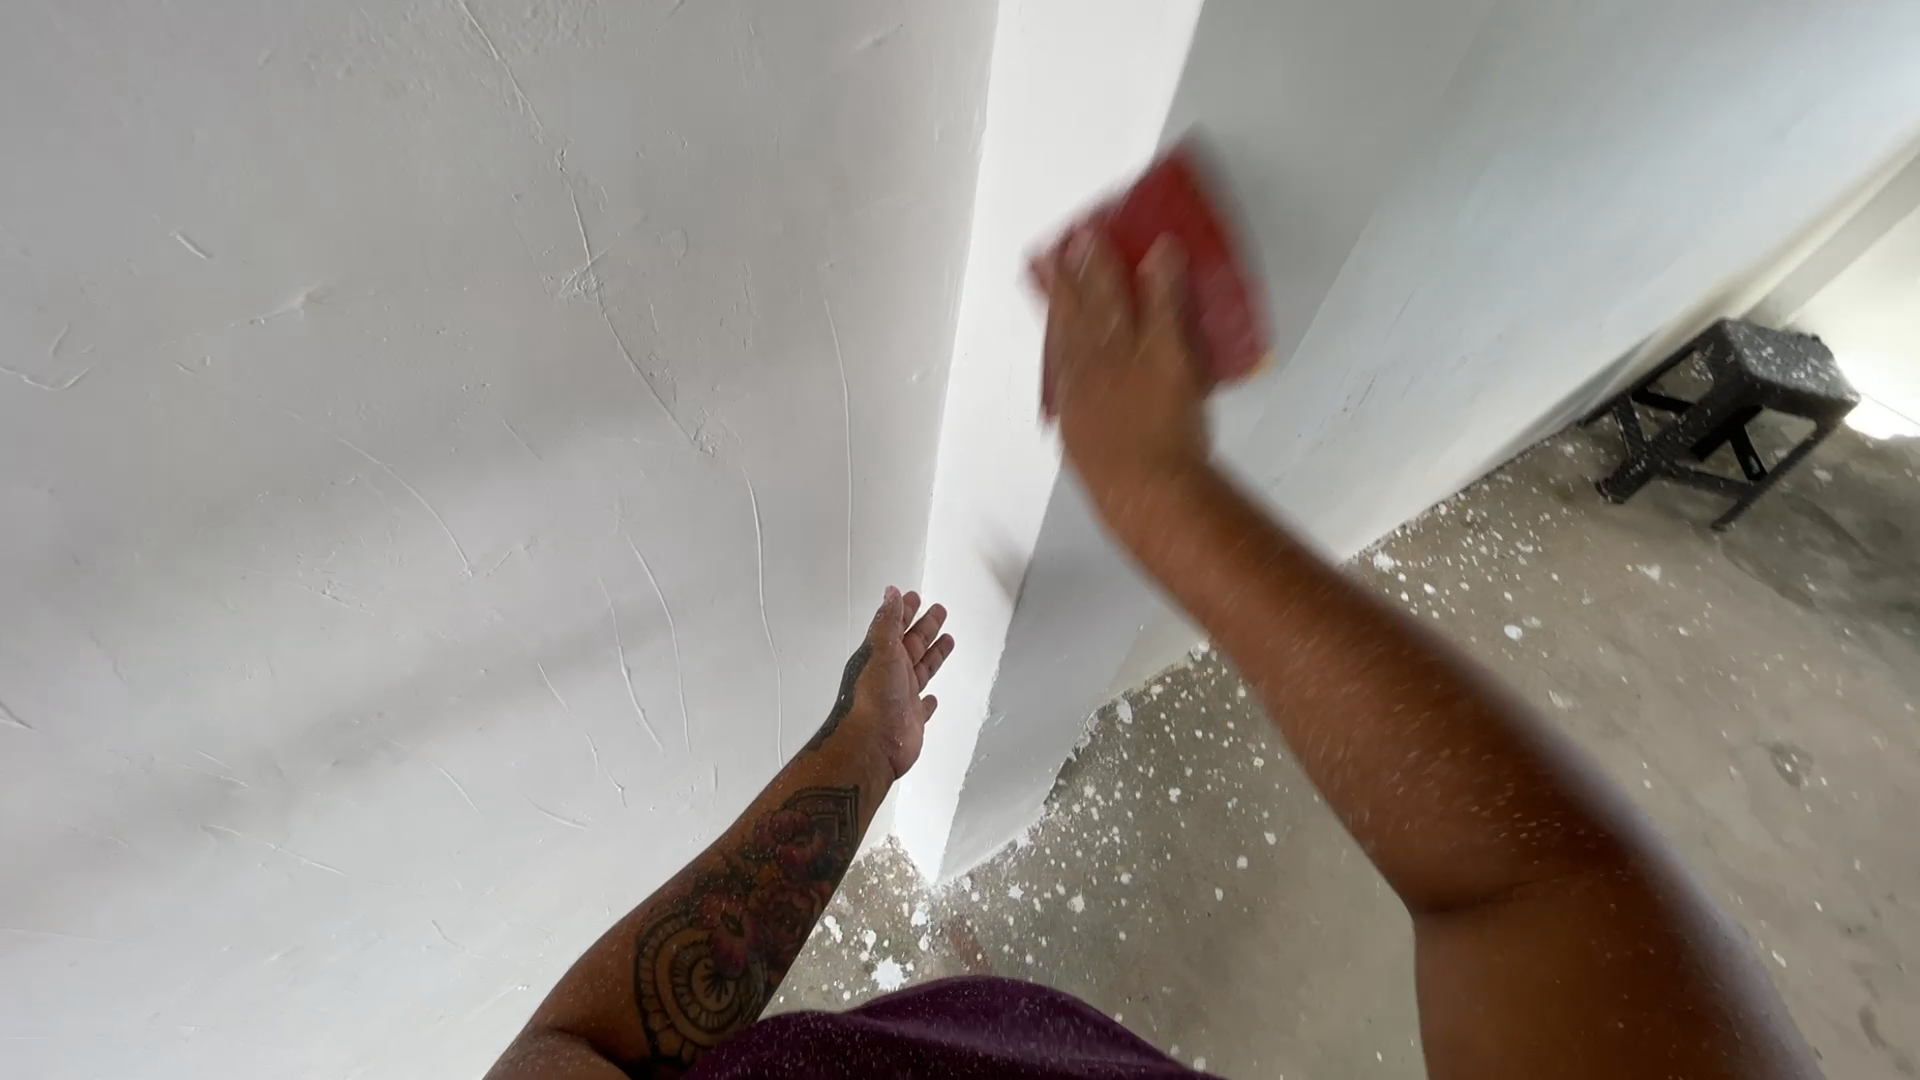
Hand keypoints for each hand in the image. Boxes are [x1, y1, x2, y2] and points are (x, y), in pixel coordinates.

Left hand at [825, 587, 953, 778]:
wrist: (872, 744)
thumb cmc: (872, 700)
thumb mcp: (880, 650)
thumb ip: (887, 621)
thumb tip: (890, 593)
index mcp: (882, 656)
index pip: (896, 626)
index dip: (906, 611)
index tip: (914, 597)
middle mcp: (891, 674)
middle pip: (913, 645)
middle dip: (926, 628)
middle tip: (938, 612)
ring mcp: (901, 697)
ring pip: (921, 670)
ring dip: (933, 655)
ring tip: (947, 641)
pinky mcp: (910, 720)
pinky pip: (922, 707)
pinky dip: (928, 701)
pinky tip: (931, 697)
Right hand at [1043, 230, 1213, 507]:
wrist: (1144, 487)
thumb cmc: (1113, 480)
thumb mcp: (1082, 446)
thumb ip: (1081, 415)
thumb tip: (1082, 402)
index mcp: (1071, 392)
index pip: (1058, 339)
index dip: (1049, 306)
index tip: (1042, 279)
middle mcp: (1090, 367)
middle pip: (1074, 313)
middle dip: (1066, 277)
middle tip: (1063, 245)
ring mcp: (1125, 357)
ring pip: (1108, 302)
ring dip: (1099, 266)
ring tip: (1092, 236)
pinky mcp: (1163, 355)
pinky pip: (1161, 308)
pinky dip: (1162, 277)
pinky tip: (1162, 250)